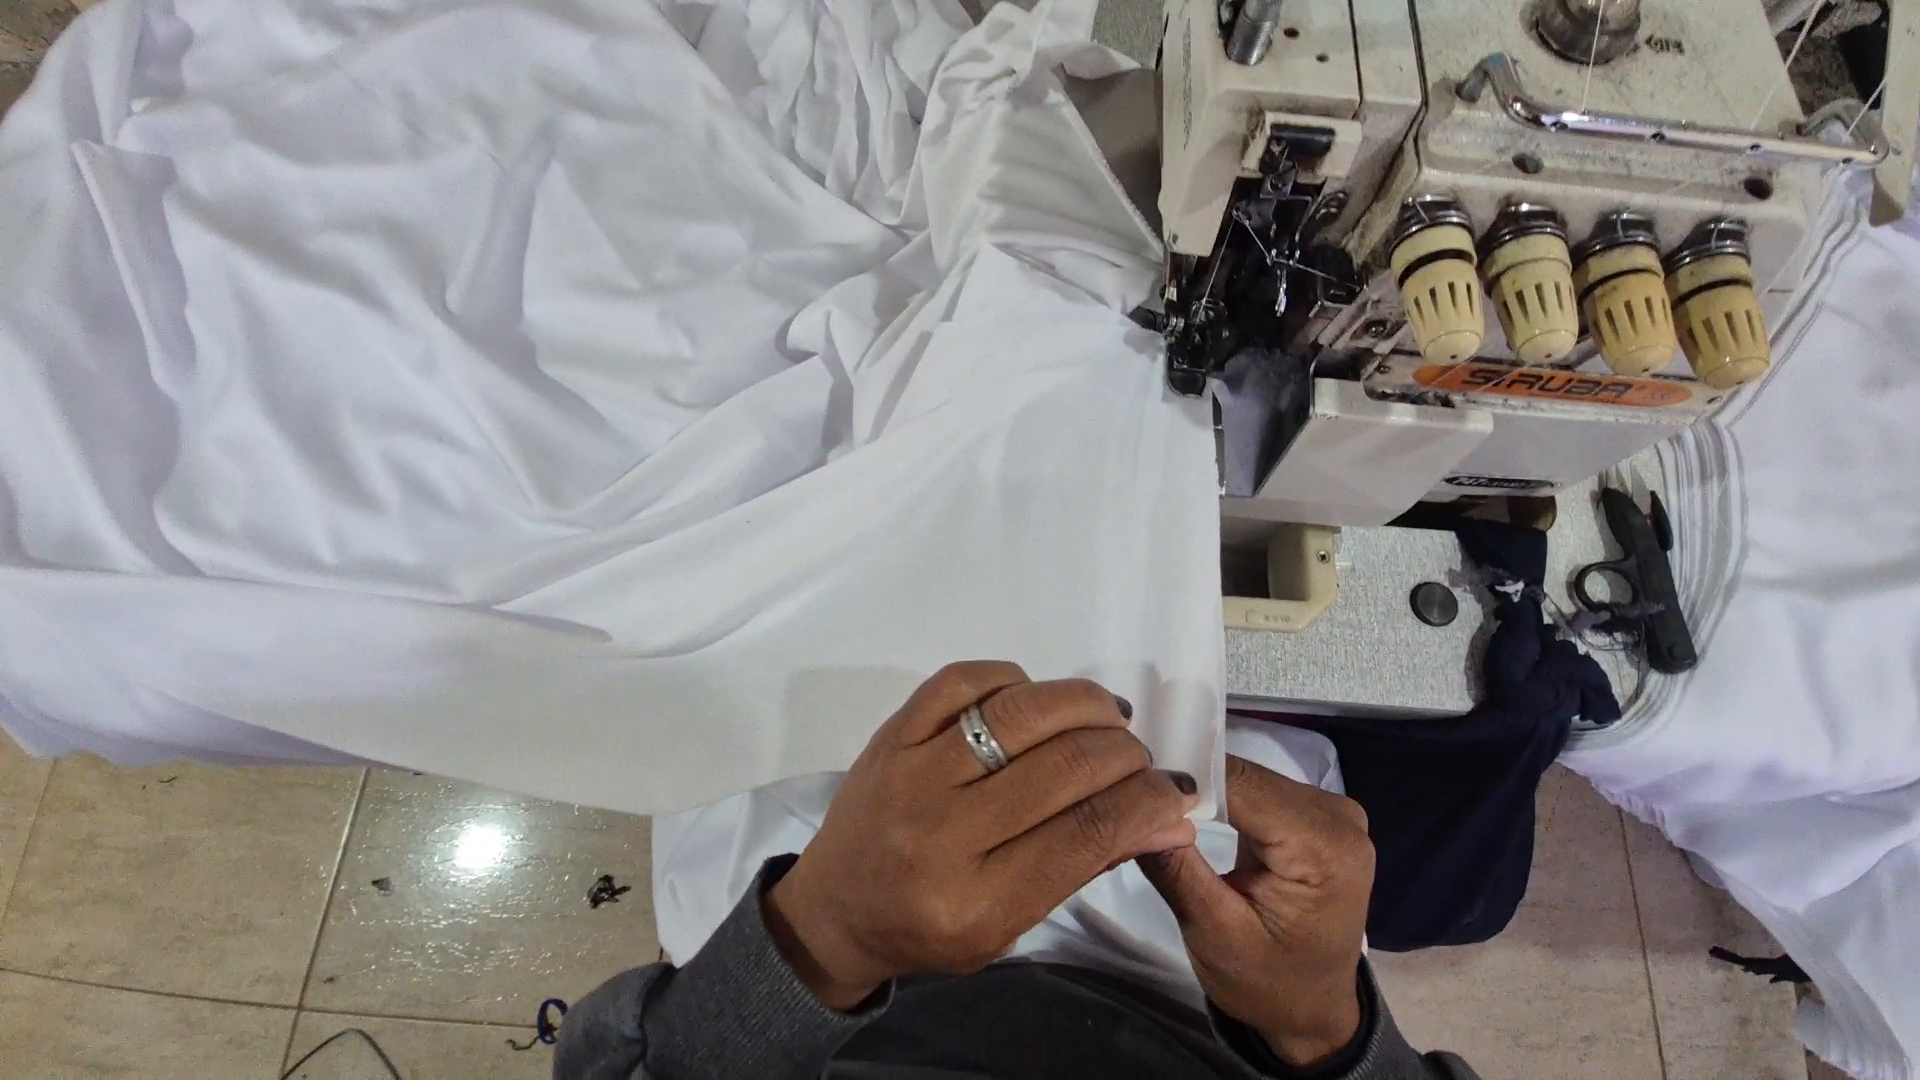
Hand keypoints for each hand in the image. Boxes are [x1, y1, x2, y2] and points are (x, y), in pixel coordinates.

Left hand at [764, 661, 1199, 1009]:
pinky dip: (1014, 678)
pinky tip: (1036, 697)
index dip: (1147, 804)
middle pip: (1061, 768)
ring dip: (1083, 705)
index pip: (1085, 834)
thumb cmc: (928, 928)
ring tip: (1109, 717)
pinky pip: (962, 680)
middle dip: (1123, 755)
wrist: (835, 905)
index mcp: (974, 900)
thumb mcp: (1009, 925)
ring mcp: (911, 772)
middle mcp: (941, 831)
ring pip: (1019, 714)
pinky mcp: (893, 732)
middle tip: (1138, 757)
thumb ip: (1084, 865)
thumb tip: (1169, 816)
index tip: (1175, 791)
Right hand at [1138, 755, 1373, 1067]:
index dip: (1184, 777)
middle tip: (1136, 798)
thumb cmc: (1267, 983)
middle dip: (1189, 784)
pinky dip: (1218, 796)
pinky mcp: (1314, 813)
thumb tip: (1137, 807)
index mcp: (1325, 846)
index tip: (1133, 785)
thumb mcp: (1211, 932)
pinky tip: (1190, 809)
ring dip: (1200, 788)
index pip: (1239, 782)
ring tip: (1157, 805)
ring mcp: (1330, 811)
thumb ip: (1175, 865)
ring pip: (1244, 776)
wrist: (1311, 1014)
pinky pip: (1254, 788)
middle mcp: (1337, 816)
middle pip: (1242, 775)